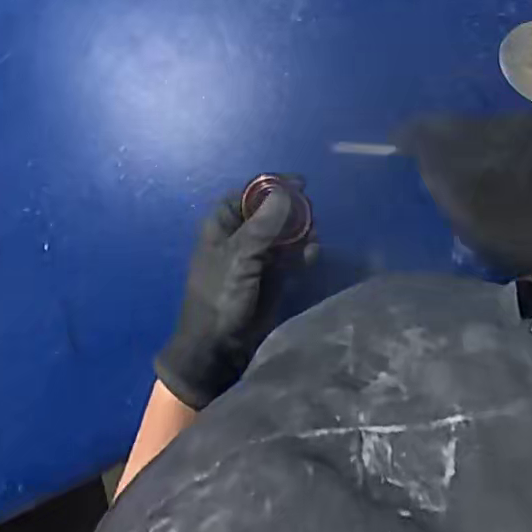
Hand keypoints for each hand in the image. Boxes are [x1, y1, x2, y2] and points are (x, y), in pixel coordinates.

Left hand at [154, 190, 302, 408]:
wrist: (218, 348)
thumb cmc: (219, 295)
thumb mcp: (239, 256)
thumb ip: (262, 226)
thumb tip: (284, 192)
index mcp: (222, 224)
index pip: (248, 194)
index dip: (271, 186)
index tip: (300, 183)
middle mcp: (239, 236)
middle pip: (269, 212)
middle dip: (291, 210)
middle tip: (311, 214)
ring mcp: (256, 258)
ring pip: (283, 235)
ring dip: (299, 232)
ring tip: (313, 236)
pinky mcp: (272, 280)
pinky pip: (290, 259)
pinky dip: (302, 254)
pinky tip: (313, 254)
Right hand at [397, 113, 531, 295]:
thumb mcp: (472, 218)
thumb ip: (438, 180)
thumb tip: (415, 155)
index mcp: (475, 140)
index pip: (423, 127)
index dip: (407, 140)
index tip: (399, 155)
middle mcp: (500, 122)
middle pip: (451, 125)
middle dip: (438, 143)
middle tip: (433, 168)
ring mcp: (530, 125)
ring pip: (479, 129)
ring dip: (468, 146)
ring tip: (469, 173)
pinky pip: (506, 134)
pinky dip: (494, 149)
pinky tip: (500, 172)